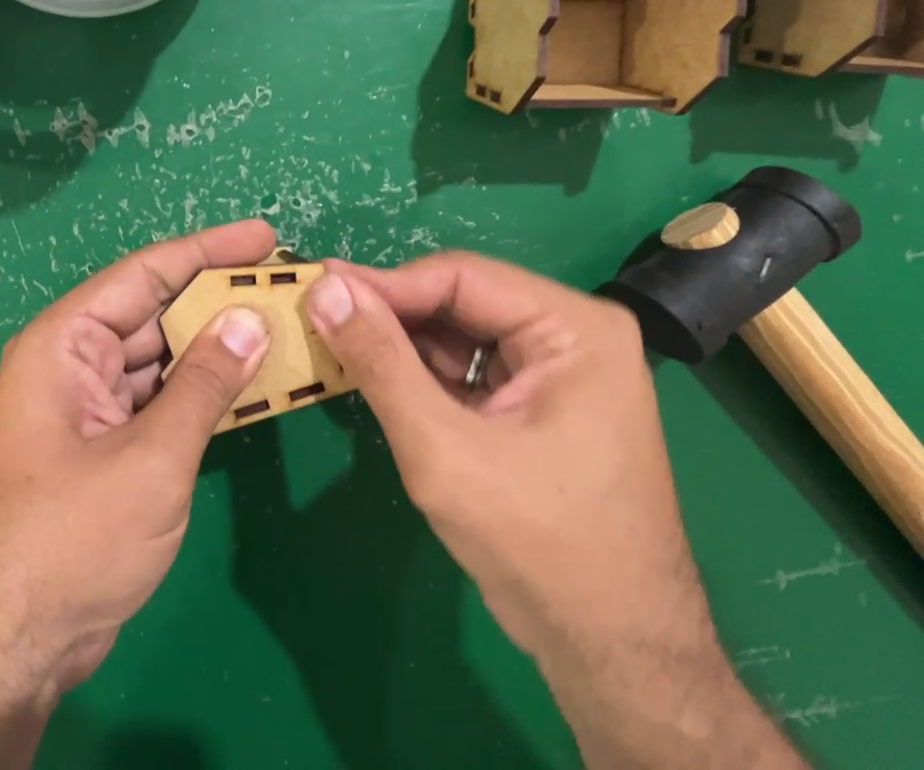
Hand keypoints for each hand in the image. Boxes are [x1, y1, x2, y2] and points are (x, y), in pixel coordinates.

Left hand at [0, 221, 277, 767]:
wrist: (10, 644)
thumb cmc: (71, 540)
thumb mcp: (150, 459)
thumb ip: (204, 385)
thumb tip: (250, 320)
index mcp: (62, 345)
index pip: (142, 276)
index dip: (207, 251)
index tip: (267, 237)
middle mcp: (69, 366)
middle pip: (152, 315)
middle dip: (218, 302)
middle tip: (289, 290)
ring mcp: (84, 411)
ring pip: (158, 362)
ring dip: (214, 351)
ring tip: (283, 333)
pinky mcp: (100, 452)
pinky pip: (157, 405)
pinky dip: (199, 396)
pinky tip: (250, 389)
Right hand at [304, 253, 800, 767]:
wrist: (610, 645)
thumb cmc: (535, 541)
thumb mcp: (442, 445)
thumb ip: (380, 361)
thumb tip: (324, 289)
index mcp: (574, 328)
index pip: (461, 277)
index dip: (382, 284)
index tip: (314, 290)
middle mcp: (573, 336)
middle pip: (462, 303)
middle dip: (389, 316)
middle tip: (315, 320)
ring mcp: (560, 374)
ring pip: (460, 338)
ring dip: (400, 347)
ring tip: (333, 347)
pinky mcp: (540, 408)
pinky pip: (469, 374)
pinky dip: (421, 378)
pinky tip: (374, 382)